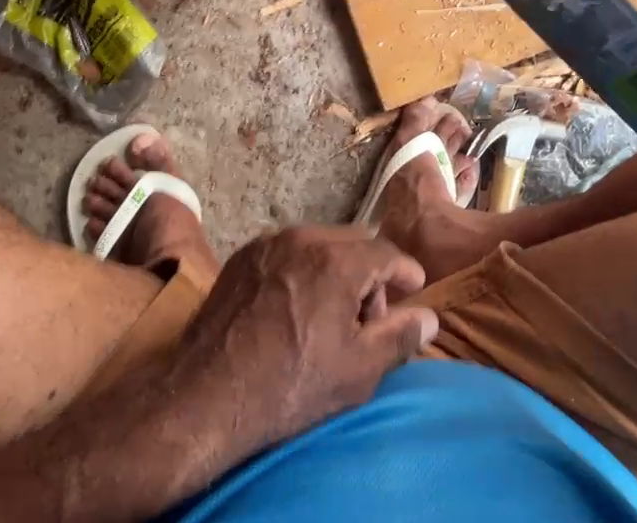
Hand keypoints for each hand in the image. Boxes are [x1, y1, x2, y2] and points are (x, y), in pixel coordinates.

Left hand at [172, 227, 437, 450]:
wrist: (207, 396)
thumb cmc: (290, 386)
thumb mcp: (358, 370)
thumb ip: (401, 336)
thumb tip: (429, 317)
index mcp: (336, 261)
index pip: (387, 252)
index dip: (406, 273)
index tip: (414, 292)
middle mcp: (301, 239)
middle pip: (354, 243)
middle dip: (370, 273)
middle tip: (370, 318)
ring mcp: (266, 244)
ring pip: (319, 245)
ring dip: (336, 270)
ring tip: (331, 316)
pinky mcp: (241, 257)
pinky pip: (288, 252)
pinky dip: (303, 270)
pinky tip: (296, 309)